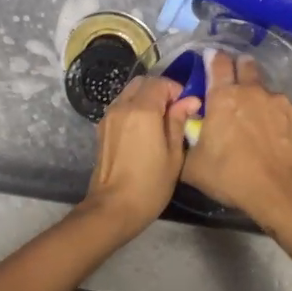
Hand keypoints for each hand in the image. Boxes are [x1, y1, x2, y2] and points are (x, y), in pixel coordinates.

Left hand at [79, 75, 199, 233]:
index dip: (176, 90)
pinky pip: (120, 106)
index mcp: (142, 111)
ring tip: (159, 121)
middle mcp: (122, 107)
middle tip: (174, 112)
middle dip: (160, 91)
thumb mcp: (174, 155)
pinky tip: (143, 130)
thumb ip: (179, 122)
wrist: (113, 208)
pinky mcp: (101, 128)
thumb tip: (190, 101)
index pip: (160, 83)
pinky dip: (133, 108)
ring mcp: (108, 116)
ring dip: (145, 98)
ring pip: (129, 92)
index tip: (186, 107)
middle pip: (142, 83)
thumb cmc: (150, 185)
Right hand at [181, 52, 291, 229]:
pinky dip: (282, 119)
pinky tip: (280, 137)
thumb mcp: (192, 164)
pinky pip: (288, 111)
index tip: (211, 59)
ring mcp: (281, 101)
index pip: (218, 62)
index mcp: (223, 97)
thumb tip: (186, 128)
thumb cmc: (229, 176)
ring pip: (268, 91)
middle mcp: (253, 91)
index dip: (214, 58)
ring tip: (260, 122)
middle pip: (246, 65)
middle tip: (235, 83)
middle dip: (240, 68)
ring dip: (261, 100)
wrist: (278, 192)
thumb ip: (186, 139)